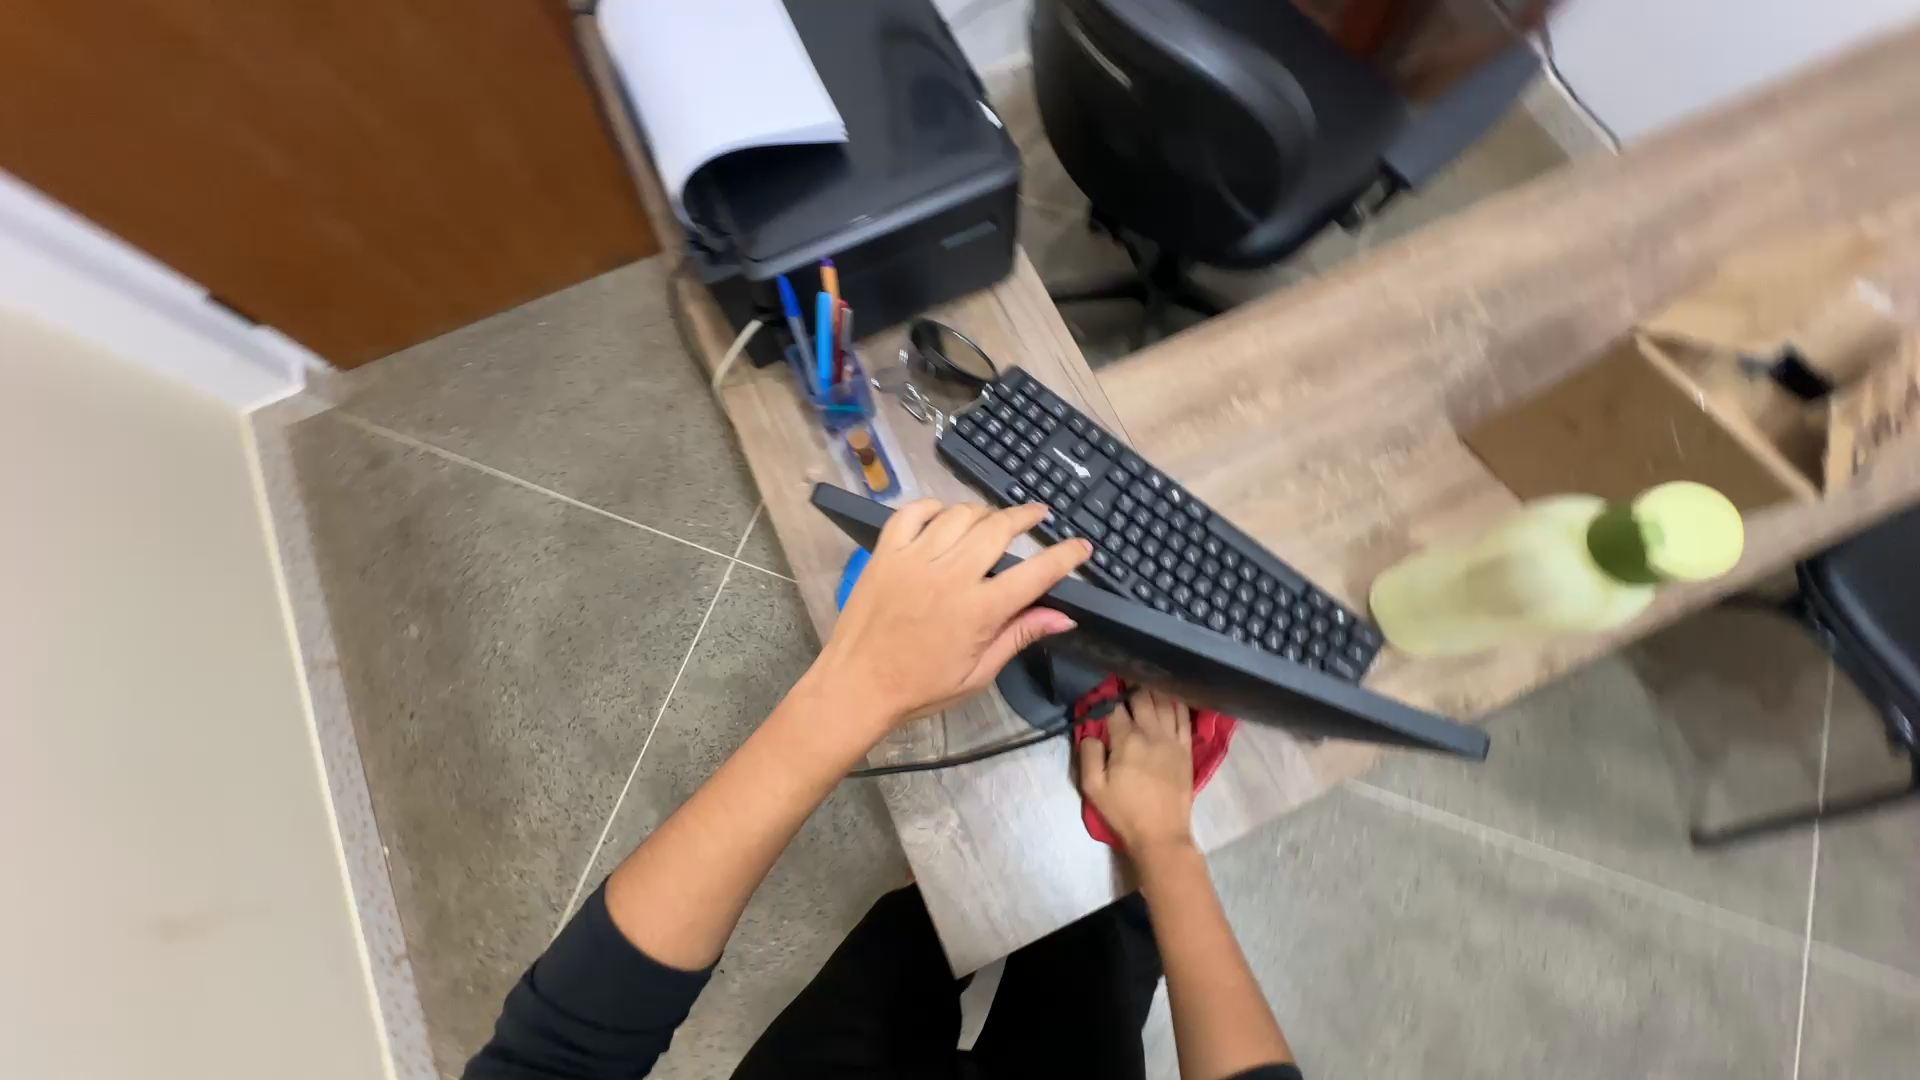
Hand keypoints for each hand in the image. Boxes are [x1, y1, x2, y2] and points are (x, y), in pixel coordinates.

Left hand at [804, 499, 1091, 737]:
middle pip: (998, 528)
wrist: (856, 687)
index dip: (1065, 556)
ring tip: (991, 520)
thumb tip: (1064, 617)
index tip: (1080, 546)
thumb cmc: (920, 688)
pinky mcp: (885, 553)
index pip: (1035, 573)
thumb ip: (1019, 635)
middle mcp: (949, 576)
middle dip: (1025, 516)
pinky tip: (944, 517)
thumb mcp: (978, 674)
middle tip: (1036, 516)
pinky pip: (912, 512)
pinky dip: (933, 507)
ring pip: (959, 514)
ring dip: (982, 512)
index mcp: (978, 611)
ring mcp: (914, 559)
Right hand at [1077, 687, 1195, 856]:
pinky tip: (1170, 697)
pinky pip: (1184, 717)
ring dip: (1152, 690)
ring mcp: (1172, 739)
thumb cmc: (1124, 811)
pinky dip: (1177, 703)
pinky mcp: (1186, 748)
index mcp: (1126, 740)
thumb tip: (1091, 733)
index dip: (1105, 698)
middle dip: (1129, 689)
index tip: (1100, 695)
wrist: (1161, 834)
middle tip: (1121, 686)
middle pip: (1140, 697)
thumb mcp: (1093, 788)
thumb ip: (1088, 754)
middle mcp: (1151, 733)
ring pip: (1164, 702)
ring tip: (1143, 685)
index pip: (1114, 707)